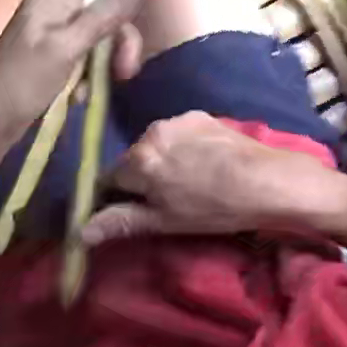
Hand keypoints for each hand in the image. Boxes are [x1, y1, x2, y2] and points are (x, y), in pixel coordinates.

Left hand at [0, 0, 146, 157]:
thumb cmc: (22, 82)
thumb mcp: (68, 46)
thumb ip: (106, 14)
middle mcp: (56, 6)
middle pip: (108, 8)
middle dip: (122, 38)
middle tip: (126, 70)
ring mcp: (55, 31)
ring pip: (103, 35)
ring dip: (109, 61)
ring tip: (108, 86)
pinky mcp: (56, 55)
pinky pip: (89, 55)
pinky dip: (93, 73)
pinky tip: (84, 94)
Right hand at [84, 111, 337, 243]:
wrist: (266, 180)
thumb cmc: (214, 208)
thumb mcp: (164, 221)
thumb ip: (121, 220)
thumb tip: (80, 231)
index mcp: (138, 160)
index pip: (109, 178)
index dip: (117, 196)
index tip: (133, 208)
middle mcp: (151, 131)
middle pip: (133, 158)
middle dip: (142, 176)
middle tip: (168, 197)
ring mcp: (177, 119)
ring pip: (157, 143)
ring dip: (163, 159)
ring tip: (191, 179)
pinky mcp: (200, 114)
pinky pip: (179, 133)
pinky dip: (184, 146)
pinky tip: (205, 162)